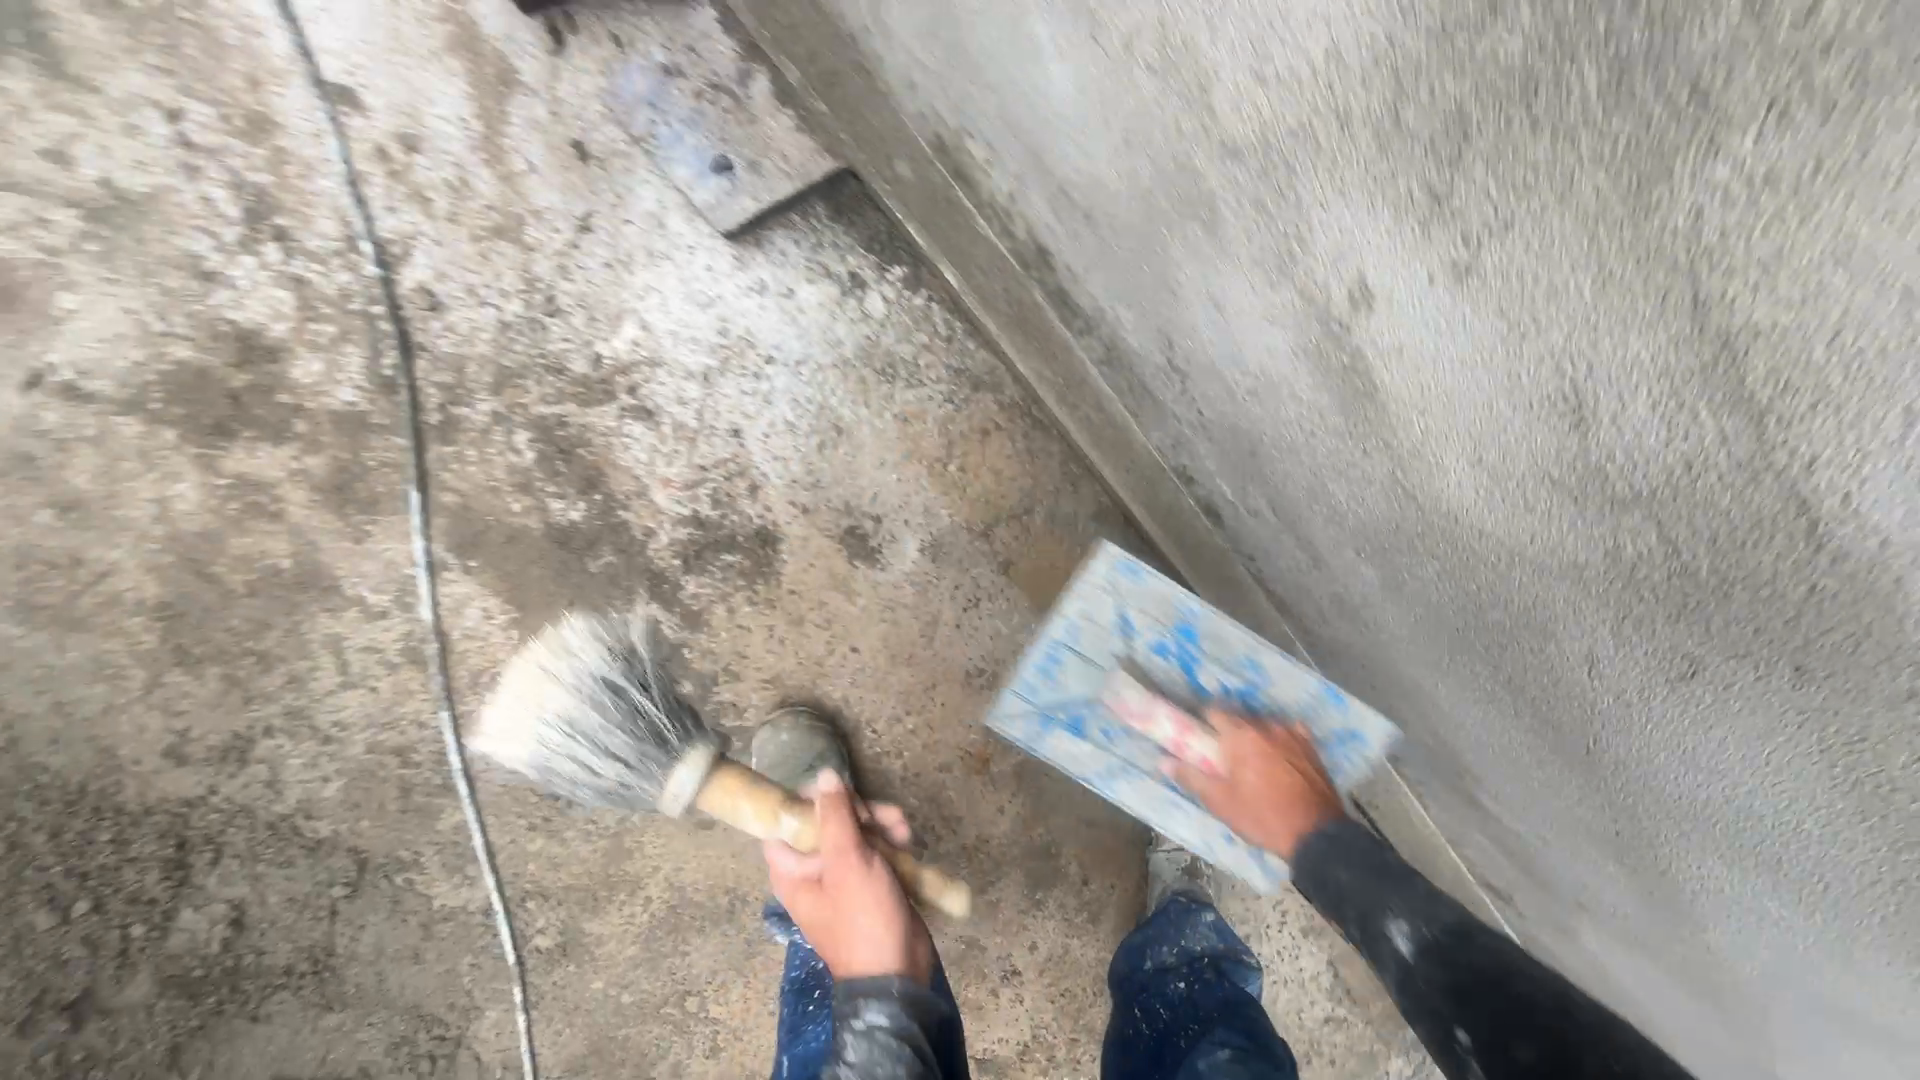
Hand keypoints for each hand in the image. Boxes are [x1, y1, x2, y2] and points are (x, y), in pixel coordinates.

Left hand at [763, 769, 934, 984]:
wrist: (896, 972)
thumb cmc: (862, 918)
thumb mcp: (847, 862)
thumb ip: (834, 816)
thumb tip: (824, 774)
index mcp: (791, 869)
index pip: (786, 819)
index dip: (808, 800)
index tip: (837, 791)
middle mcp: (811, 869)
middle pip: (827, 818)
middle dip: (857, 811)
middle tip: (877, 817)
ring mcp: (842, 874)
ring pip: (854, 829)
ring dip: (880, 823)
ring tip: (902, 830)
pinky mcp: (868, 879)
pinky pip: (873, 847)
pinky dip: (889, 839)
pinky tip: (907, 841)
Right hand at [1166, 710, 1347, 860]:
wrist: (1317, 834)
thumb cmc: (1262, 816)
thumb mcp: (1220, 802)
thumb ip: (1191, 777)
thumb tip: (1164, 761)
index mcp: (1240, 735)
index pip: (1214, 711)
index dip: (1205, 721)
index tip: (1201, 735)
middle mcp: (1266, 726)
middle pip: (1240, 716)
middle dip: (1230, 728)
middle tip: (1224, 751)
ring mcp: (1292, 733)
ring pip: (1265, 724)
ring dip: (1255, 733)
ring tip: (1253, 756)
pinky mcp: (1311, 746)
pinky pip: (1289, 732)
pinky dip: (1280, 738)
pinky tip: (1279, 755)